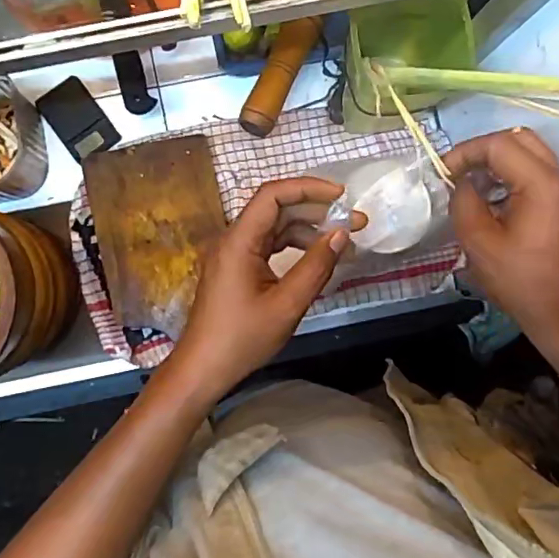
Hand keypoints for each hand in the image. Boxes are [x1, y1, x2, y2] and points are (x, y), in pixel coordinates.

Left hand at [159, 176, 360, 402]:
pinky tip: (319, 258)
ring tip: (344, 243)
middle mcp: (233, 240)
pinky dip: (296, 247)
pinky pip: (270, 246)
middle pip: (277, 209)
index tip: (341, 197)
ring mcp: (234, 254)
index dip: (308, 188)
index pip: (273, 195)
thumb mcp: (287, 305)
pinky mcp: (237, 269)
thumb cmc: (242, 339)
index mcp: (239, 241)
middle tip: (355, 223)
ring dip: (310, 230)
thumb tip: (342, 234)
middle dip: (317, 211)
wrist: (203, 369)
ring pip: (275, 228)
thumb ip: (316, 267)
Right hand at [444, 128, 558, 350]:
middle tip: (457, 173)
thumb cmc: (521, 282)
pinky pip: (535, 171)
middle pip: (518, 138)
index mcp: (542, 183)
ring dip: (496, 162)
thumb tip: (460, 182)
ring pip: (528, 152)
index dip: (465, 153)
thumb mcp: (479, 242)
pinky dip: (509, 174)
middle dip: (482, 150)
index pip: (499, 144)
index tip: (442, 175)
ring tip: (469, 186)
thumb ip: (463, 201)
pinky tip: (489, 200)